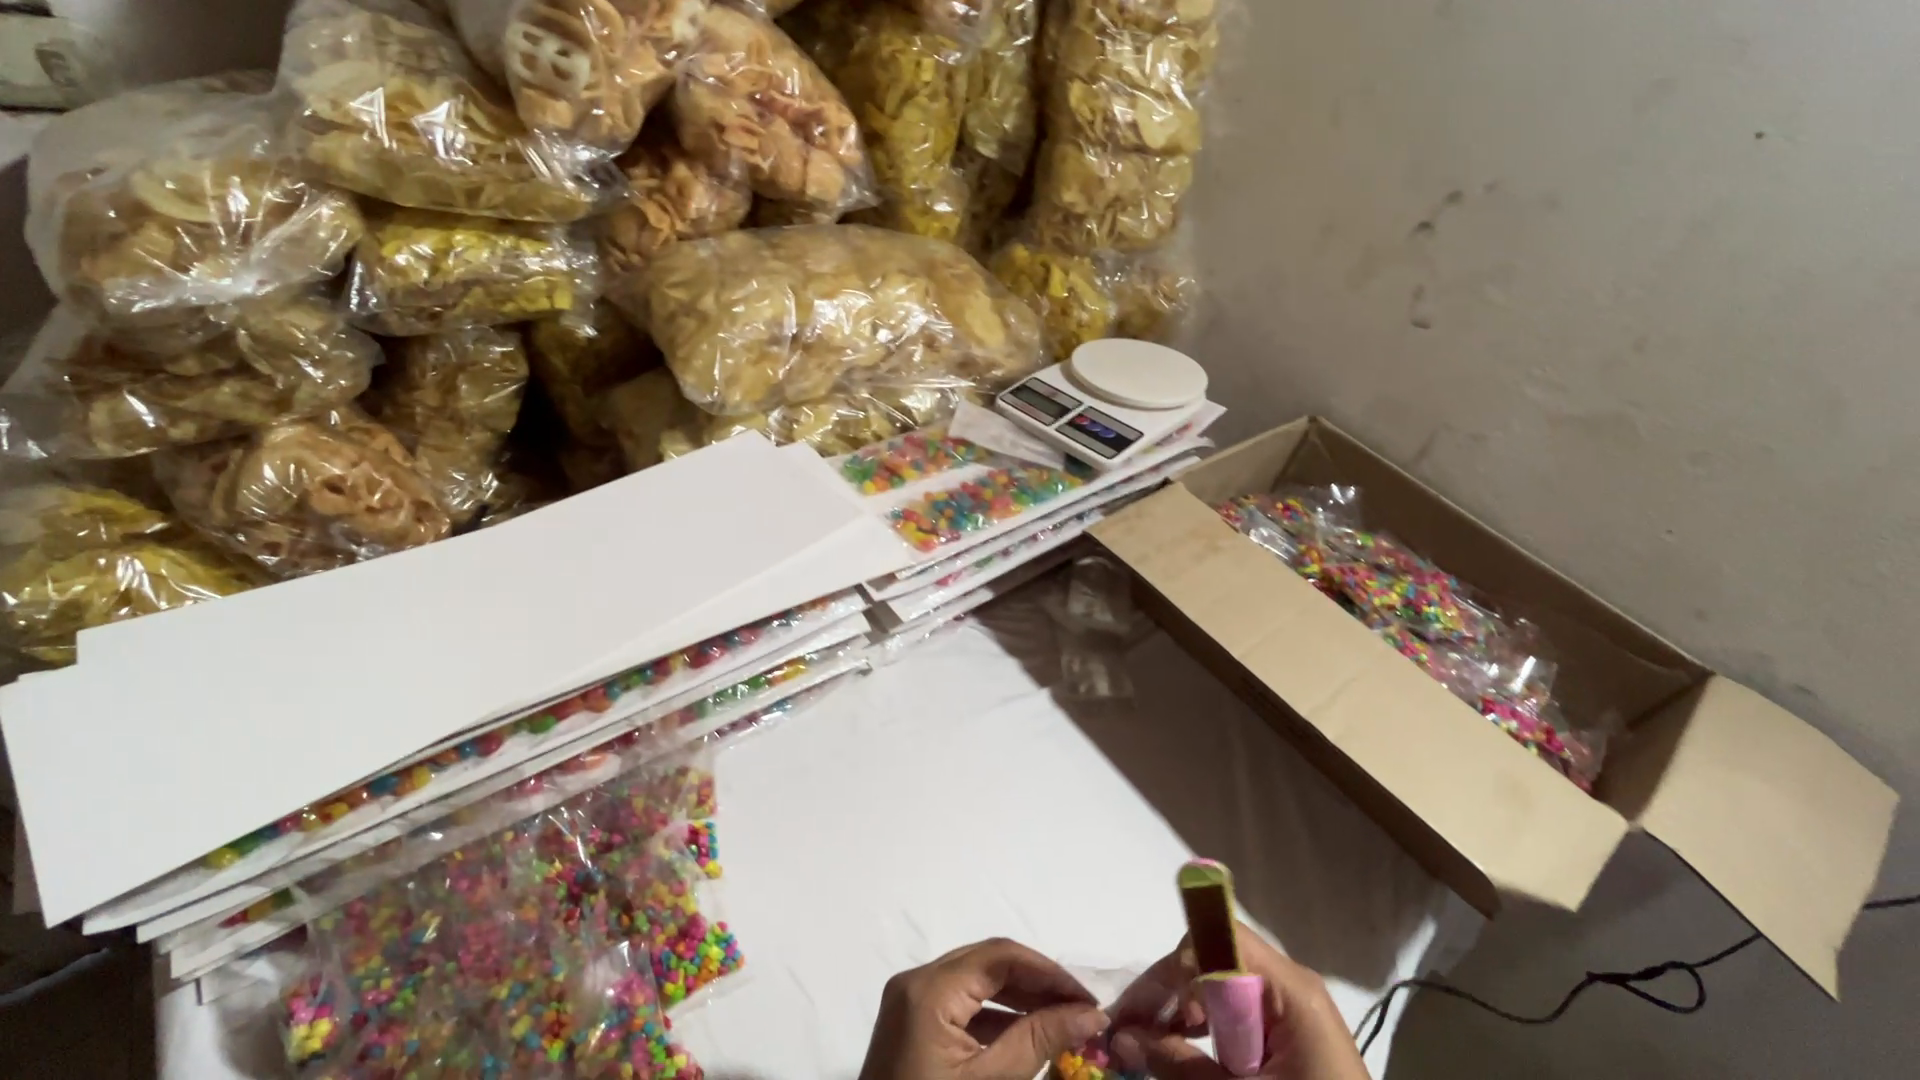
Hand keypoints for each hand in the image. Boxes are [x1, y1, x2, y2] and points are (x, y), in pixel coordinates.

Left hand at [858, 938, 1111, 1079]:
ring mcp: (911, 1001)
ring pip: (977, 981)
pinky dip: (997, 1016)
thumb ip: (1039, 1040)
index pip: (1000, 956)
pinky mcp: (913, 1022)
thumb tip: (1092, 1014)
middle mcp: (916, 981)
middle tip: (1082, 1009)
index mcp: (929, 988)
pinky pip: (961, 1004)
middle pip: (988, 963)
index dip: (1050, 972)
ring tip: (1064, 1021)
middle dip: (1038, 983)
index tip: (1090, 998)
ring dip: (1021, 998)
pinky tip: (1030, 1035)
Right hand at [1106, 922, 1370, 1079]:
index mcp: (1288, 988)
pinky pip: (1233, 1011)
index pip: (1217, 939)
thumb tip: (1120, 1038)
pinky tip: (1181, 1050)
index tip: (1138, 1008)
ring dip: (1179, 1010)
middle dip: (1165, 992)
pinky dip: (1203, 1026)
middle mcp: (1288, 983)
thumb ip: (1180, 1065)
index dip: (1174, 966)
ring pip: (1216, 985)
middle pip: (1210, 961)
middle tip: (1126, 1032)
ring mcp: (1288, 1006)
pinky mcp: (1285, 1031)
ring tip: (1147, 1045)